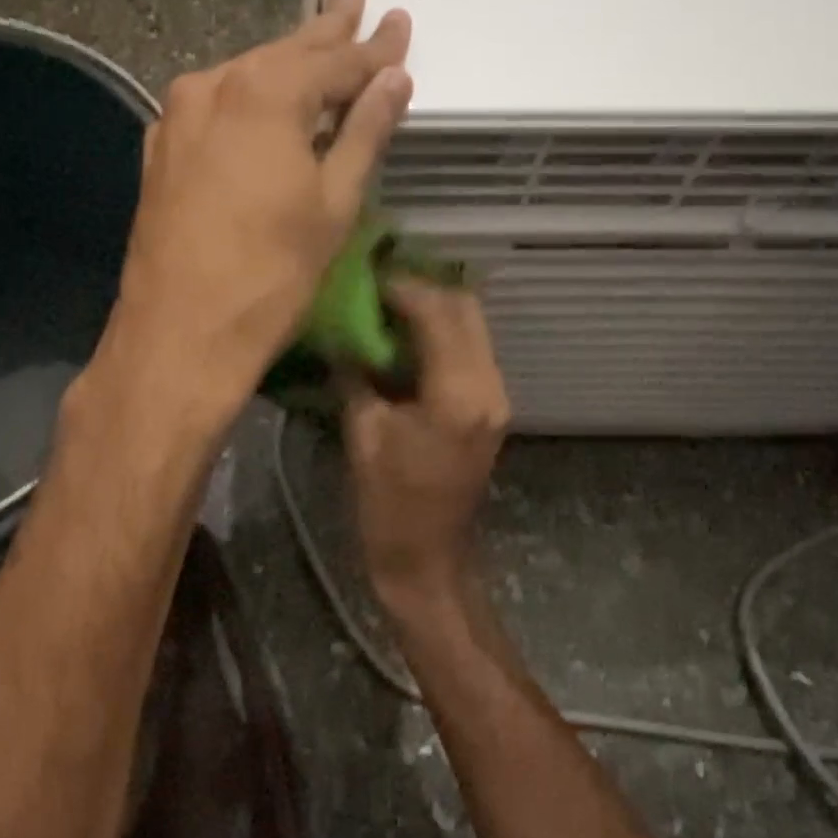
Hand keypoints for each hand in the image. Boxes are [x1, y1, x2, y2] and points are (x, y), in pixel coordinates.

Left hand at [91, 0, 413, 414]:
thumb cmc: (269, 277)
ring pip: (244, 78)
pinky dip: (247, 100)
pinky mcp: (160, 153)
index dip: (373, 50)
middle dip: (326, 32)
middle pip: (284, 55)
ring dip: (284, 65)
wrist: (178, 335)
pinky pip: (214, 109)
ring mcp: (177, 119)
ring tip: (319, 45)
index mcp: (264, 92)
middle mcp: (213, 87)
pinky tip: (262, 101)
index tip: (399, 27)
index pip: (334, 61)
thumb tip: (394, 82)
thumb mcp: (332, 206)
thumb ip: (363, 134)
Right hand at [344, 279, 509, 609]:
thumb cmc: (388, 507)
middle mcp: (488, 385)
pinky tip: (401, 340)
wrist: (428, 561)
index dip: (398, 286)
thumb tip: (342, 330)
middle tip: (374, 287)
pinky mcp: (489, 408)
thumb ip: (356, 374)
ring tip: (383, 307)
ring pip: (471, 326)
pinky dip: (439, 335)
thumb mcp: (362, 435)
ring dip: (431, 309)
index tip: (362, 276)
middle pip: (464, 308)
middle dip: (420, 289)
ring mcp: (495, 397)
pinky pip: (468, 351)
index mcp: (457, 393)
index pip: (435, 311)